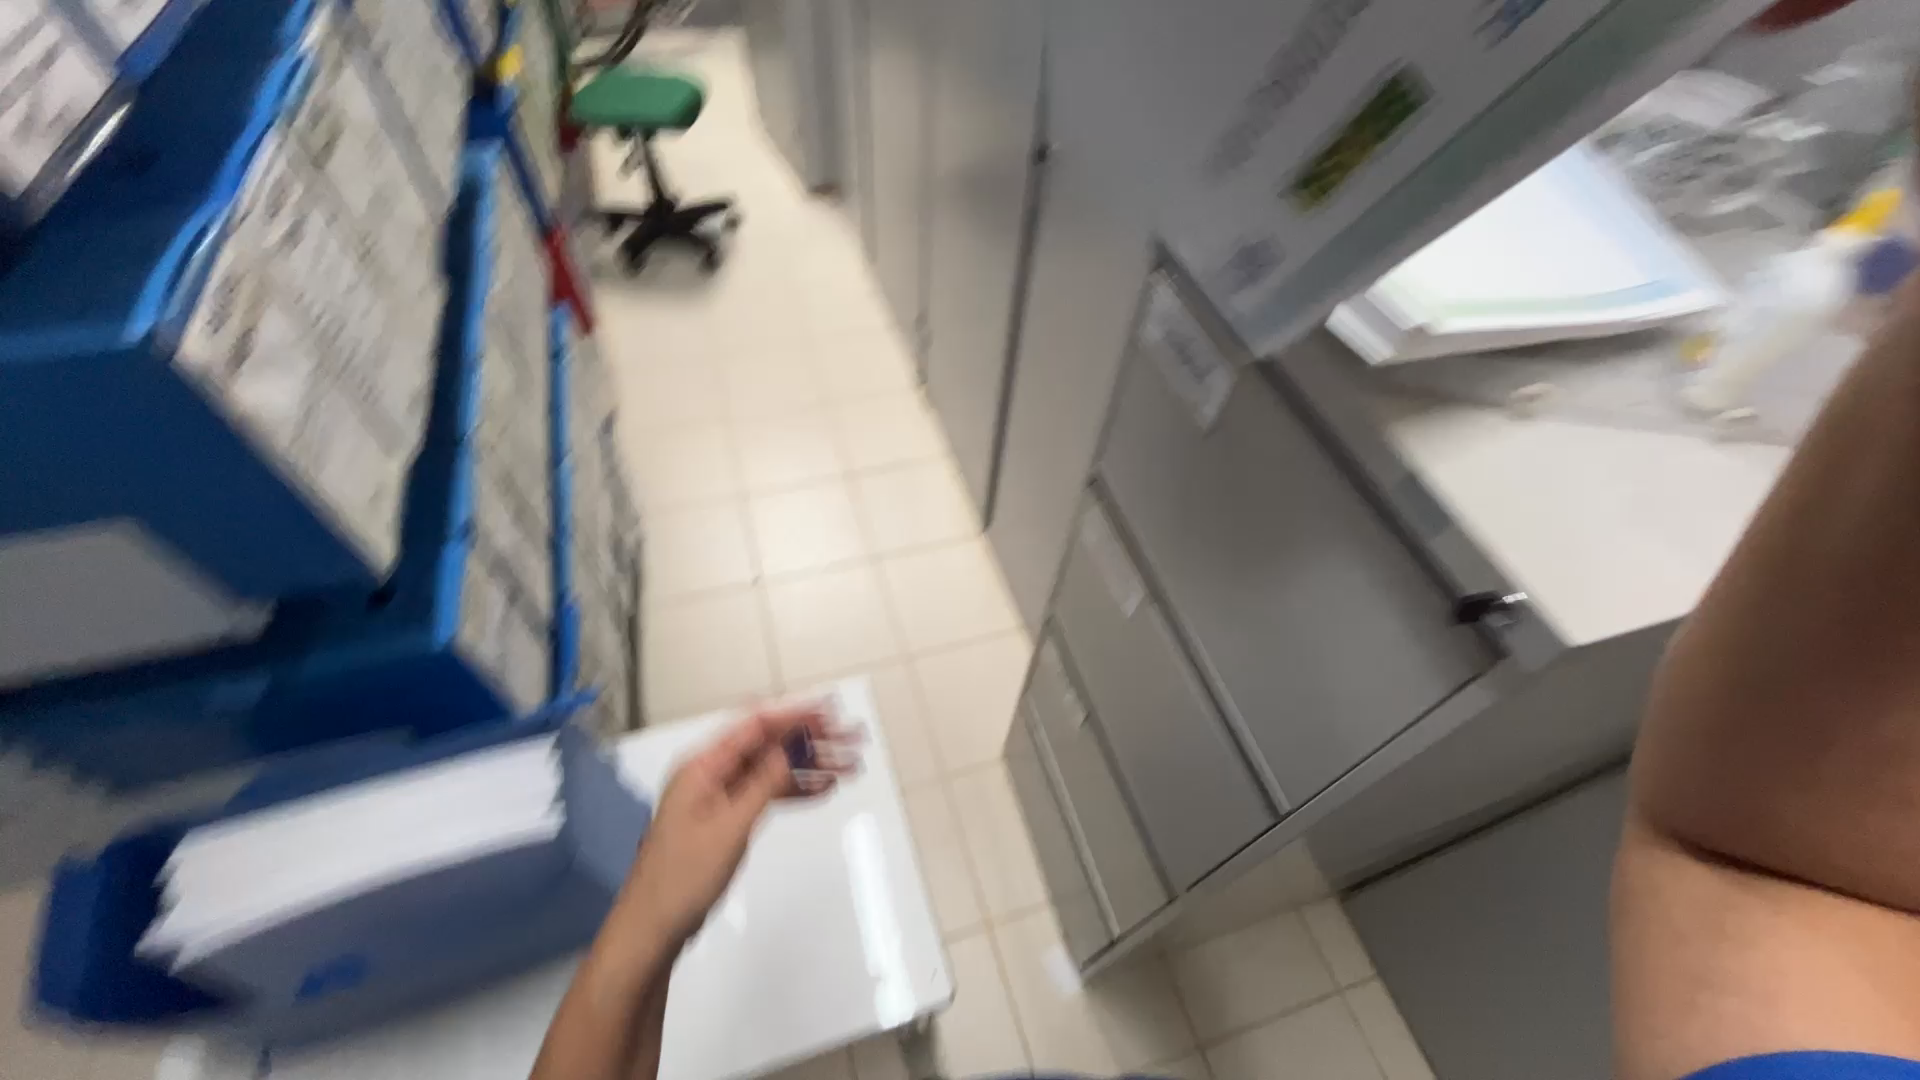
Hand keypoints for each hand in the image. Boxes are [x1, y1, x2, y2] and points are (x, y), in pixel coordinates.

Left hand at [616, 703, 861, 947]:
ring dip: (809, 765)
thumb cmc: (684, 876)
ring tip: (850, 766)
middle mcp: (712, 772)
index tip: (832, 712)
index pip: (757, 726)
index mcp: (704, 765)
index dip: (796, 714)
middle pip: (769, 745)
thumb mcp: (730, 826)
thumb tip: (794, 744)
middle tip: (853, 740)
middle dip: (811, 740)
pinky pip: (766, 793)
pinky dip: (794, 790)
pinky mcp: (727, 817)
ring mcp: (720, 795)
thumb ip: (764, 781)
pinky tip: (823, 789)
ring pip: (772, 768)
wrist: (653, 927)